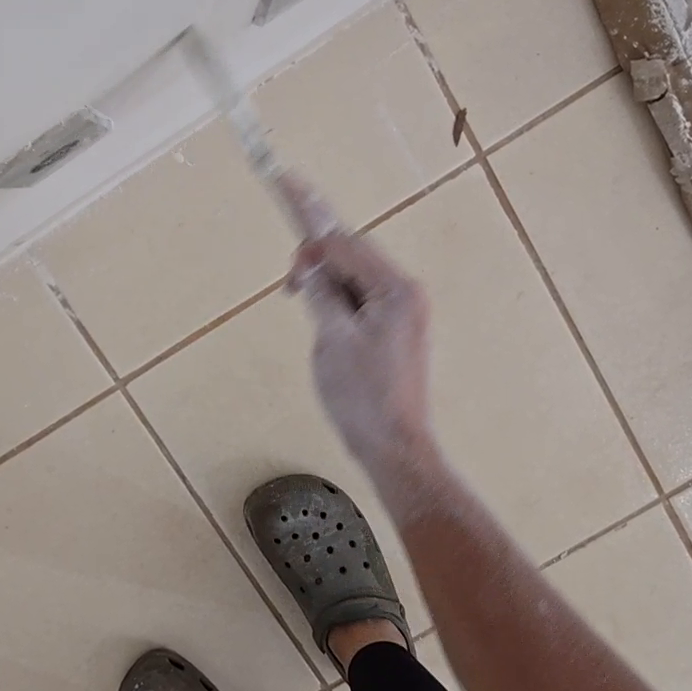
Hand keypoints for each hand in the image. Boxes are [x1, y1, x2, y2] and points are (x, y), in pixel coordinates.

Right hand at [289, 231, 434, 472]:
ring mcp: (404, 313)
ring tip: (299, 295)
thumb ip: (321, 293)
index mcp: (396, 289)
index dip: (311, 244)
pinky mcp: (396, 331)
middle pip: (355, 255)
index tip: (285, 249)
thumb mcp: (332, 339)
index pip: (346, 245)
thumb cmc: (362, 396)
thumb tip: (308, 261)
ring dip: (326, 279)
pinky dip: (338, 299)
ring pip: (357, 277)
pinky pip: (363, 299)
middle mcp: (406, 293)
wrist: (394, 446)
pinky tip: (320, 310)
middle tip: (289, 285)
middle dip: (318, 259)